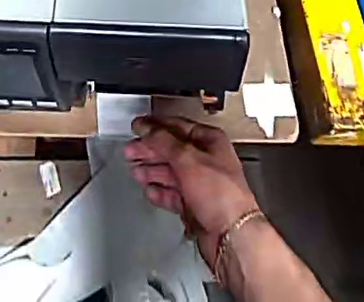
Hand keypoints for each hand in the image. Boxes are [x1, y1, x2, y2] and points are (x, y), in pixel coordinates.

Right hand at [124, 115, 259, 266]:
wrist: (232, 237)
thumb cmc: (222, 195)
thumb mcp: (188, 159)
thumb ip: (164, 142)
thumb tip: (147, 129)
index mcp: (210, 141)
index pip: (177, 127)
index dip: (155, 126)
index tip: (138, 126)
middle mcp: (206, 160)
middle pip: (171, 150)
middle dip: (150, 150)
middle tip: (131, 150)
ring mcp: (201, 183)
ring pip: (171, 172)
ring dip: (151, 170)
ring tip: (135, 170)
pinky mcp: (195, 206)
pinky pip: (173, 194)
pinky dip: (160, 192)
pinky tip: (149, 190)